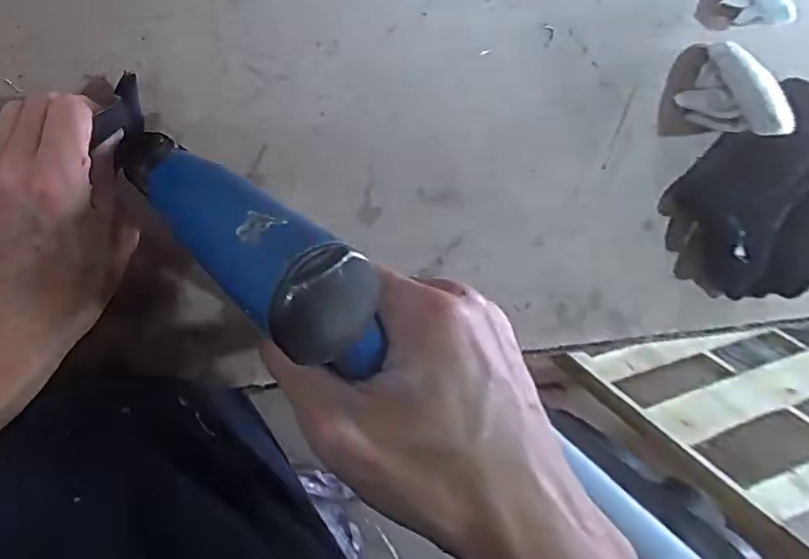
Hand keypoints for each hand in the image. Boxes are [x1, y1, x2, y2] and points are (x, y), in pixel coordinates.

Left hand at [0, 93, 140, 368]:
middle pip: (41, 100)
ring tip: (56, 146)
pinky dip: (20, 135)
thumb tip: (109, 136)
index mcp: (56, 182)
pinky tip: (32, 164)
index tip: (104, 133)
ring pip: (15, 110)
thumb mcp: (112, 236)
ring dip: (41, 118)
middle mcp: (15, 167)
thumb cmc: (72, 290)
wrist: (8, 326)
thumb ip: (110, 175)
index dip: (93, 111)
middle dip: (68, 111)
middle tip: (83, 138)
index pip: (69, 107)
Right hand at [263, 272, 632, 558]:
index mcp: (428, 304)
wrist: (535, 539)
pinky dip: (422, 362)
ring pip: (407, 320)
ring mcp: (490, 323)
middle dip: (358, 339)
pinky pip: (439, 337)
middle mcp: (463, 299)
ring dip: (389, 352)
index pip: (348, 277)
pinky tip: (428, 409)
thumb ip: (293, 372)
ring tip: (395, 407)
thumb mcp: (341, 431)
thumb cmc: (438, 478)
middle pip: (378, 300)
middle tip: (359, 392)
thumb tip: (273, 334)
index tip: (322, 354)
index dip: (322, 310)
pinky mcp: (505, 350)